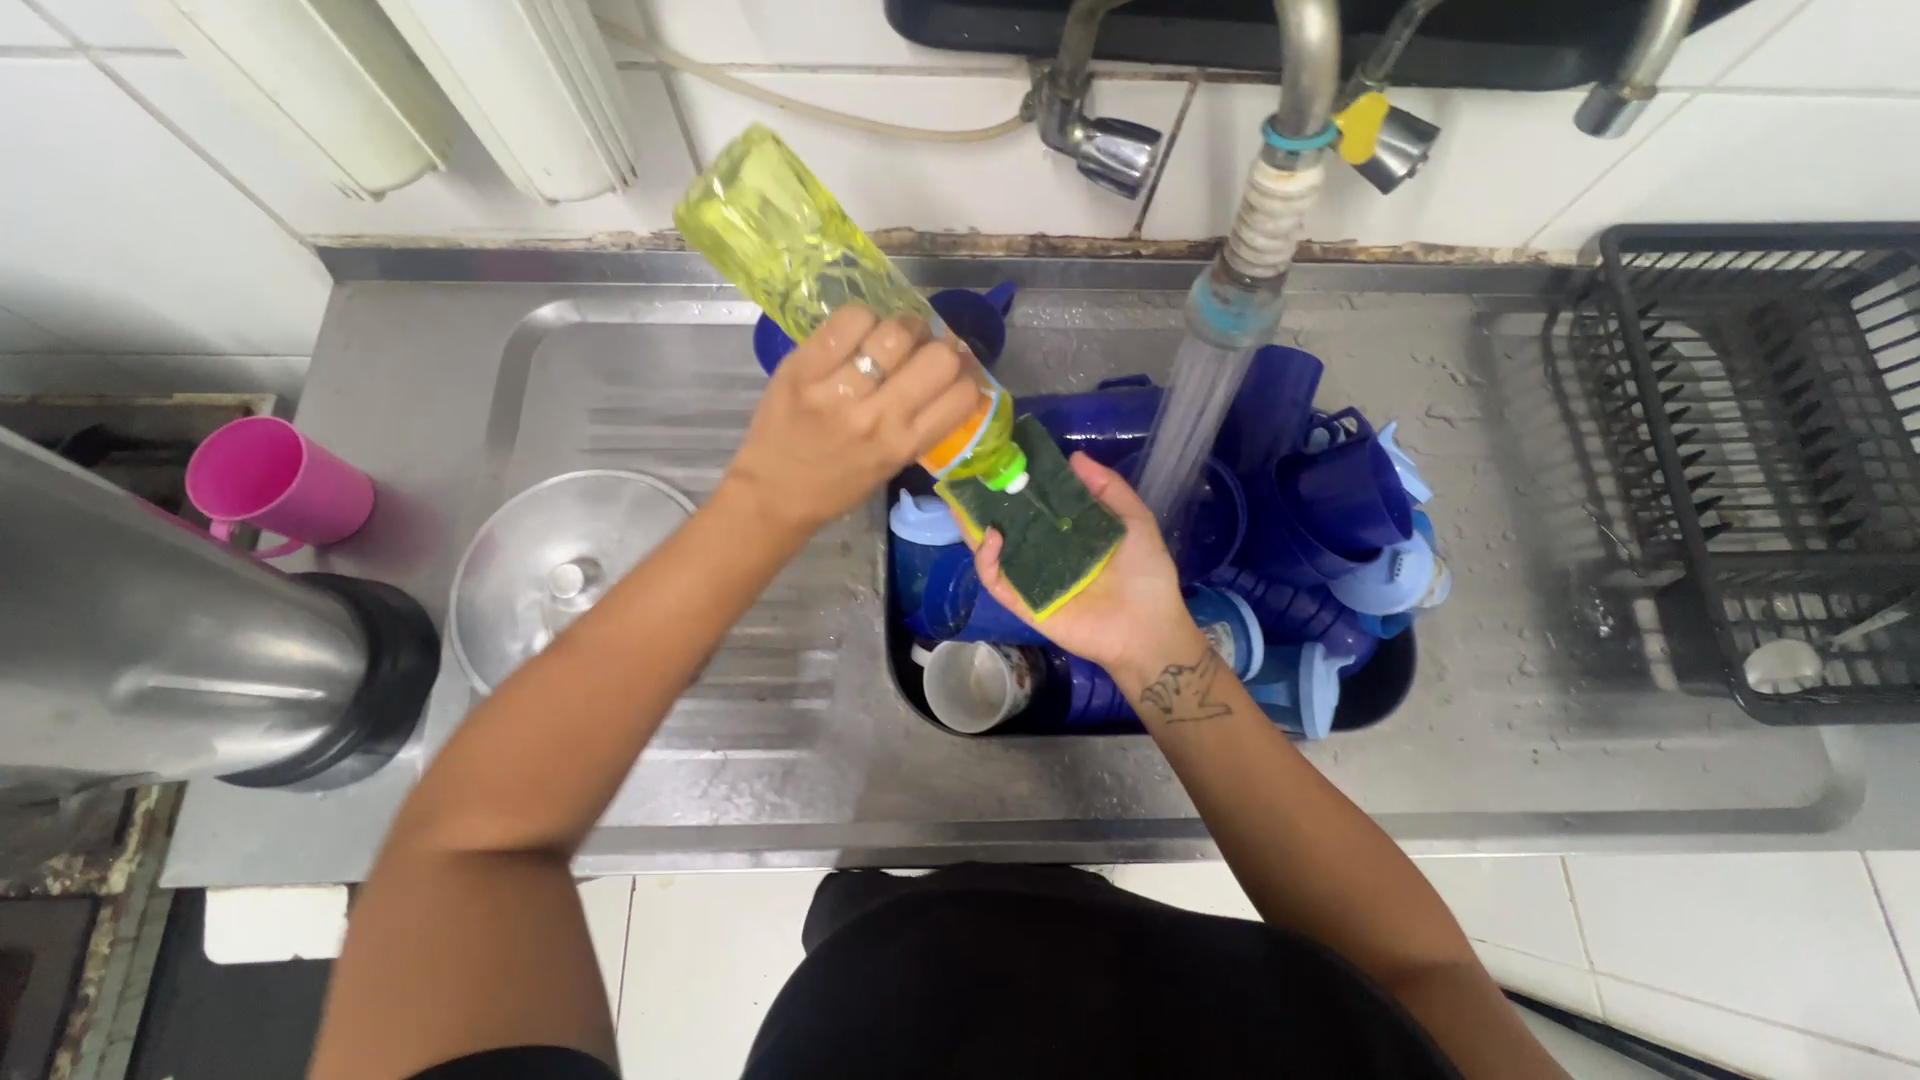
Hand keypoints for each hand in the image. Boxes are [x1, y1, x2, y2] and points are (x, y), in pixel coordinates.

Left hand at [722, 305, 983, 535]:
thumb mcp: (891, 464)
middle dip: (938, 345)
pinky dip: (862, 319)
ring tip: (889, 337)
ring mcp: (839, 391)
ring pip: (896, 333)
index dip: (967, 373)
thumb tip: (955, 371)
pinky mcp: (803, 368)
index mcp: (903, 445)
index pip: (963, 395)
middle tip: (921, 349)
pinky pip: (849, 321)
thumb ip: (922, 422)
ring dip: (902, 327)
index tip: (955, 369)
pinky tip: (857, 333)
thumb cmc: (837, 485)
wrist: (773, 494)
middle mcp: (878, 418)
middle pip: (939, 358)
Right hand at [967, 452, 1197, 675]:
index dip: (1020, 484)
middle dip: (986, 502)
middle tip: (972, 475)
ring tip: (965, 499)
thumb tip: (1074, 457)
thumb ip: (1108, 487)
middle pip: (1008, 526)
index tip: (1005, 458)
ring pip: (992, 552)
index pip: (1037, 505)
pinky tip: (991, 536)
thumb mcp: (1134, 520)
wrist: (1147, 626)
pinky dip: (986, 559)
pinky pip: (996, 582)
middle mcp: (1046, 554)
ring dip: (973, 527)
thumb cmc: (1146, 574)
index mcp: (1070, 534)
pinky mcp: (1023, 604)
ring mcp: (1032, 579)